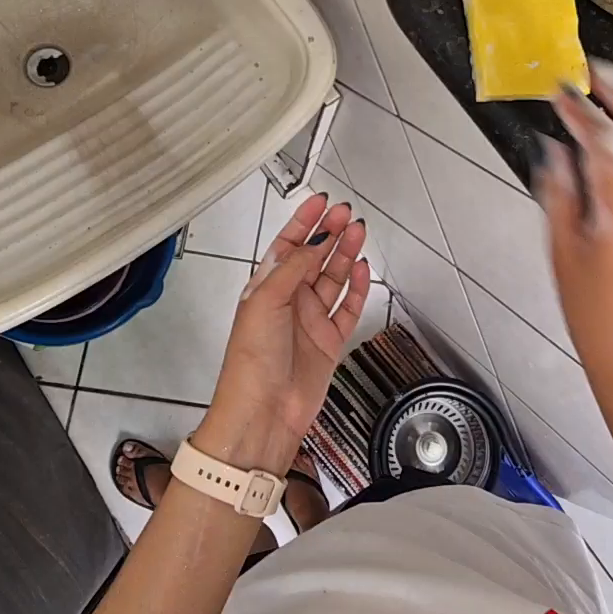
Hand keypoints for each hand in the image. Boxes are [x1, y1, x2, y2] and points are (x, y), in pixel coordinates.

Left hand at [193, 193, 370, 472]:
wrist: (264, 412)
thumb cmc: (251, 364)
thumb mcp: (267, 302)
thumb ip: (294, 268)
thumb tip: (315, 240)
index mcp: (266, 288)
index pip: (288, 244)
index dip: (304, 221)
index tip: (320, 201)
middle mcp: (289, 300)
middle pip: (314, 257)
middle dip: (330, 232)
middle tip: (346, 212)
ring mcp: (310, 320)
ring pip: (333, 278)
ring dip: (345, 253)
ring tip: (358, 231)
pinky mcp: (329, 341)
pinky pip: (348, 307)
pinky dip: (357, 287)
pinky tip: (361, 269)